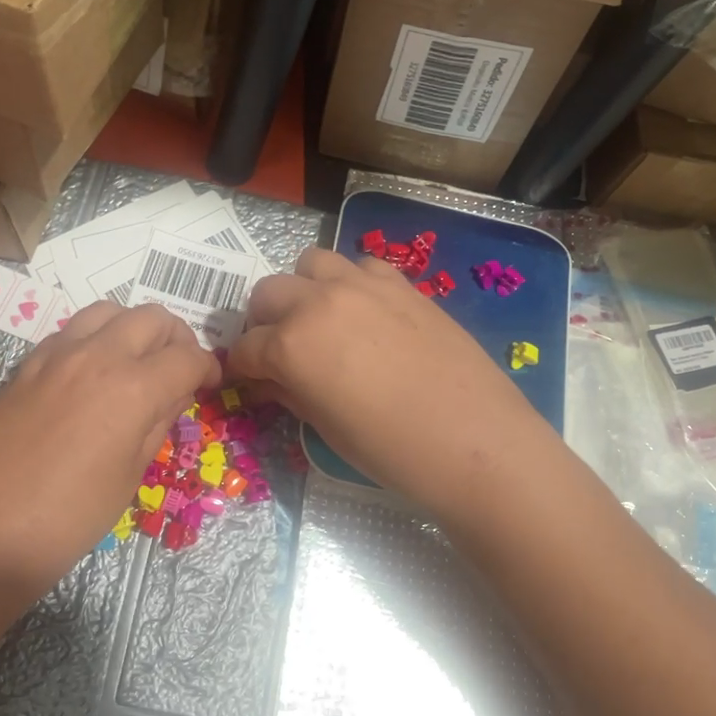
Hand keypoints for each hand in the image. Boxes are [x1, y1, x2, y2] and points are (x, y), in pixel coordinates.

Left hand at [0, 302, 218, 596]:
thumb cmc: (66, 522)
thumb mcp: (128, 479)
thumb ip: (156, 425)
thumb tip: (173, 395)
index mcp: (132, 388)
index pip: (187, 358)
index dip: (208, 368)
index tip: (210, 383)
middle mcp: (96, 357)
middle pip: (151, 319)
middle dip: (176, 338)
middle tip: (179, 368)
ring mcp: (54, 357)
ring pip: (107, 312)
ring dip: (132, 328)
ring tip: (136, 361)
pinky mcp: (24, 367)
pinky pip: (69, 333)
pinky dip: (93, 339)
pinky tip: (91, 374)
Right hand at [229, 249, 561, 517]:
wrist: (474, 441)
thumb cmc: (392, 451)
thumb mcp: (327, 429)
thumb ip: (290, 394)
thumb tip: (269, 381)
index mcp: (291, 345)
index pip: (245, 348)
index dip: (241, 368)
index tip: (248, 381)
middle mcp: (319, 302)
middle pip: (268, 293)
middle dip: (265, 323)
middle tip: (281, 352)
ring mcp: (363, 286)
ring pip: (312, 264)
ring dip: (305, 290)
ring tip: (322, 322)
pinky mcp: (401, 284)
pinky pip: (361, 266)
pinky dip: (351, 284)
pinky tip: (366, 315)